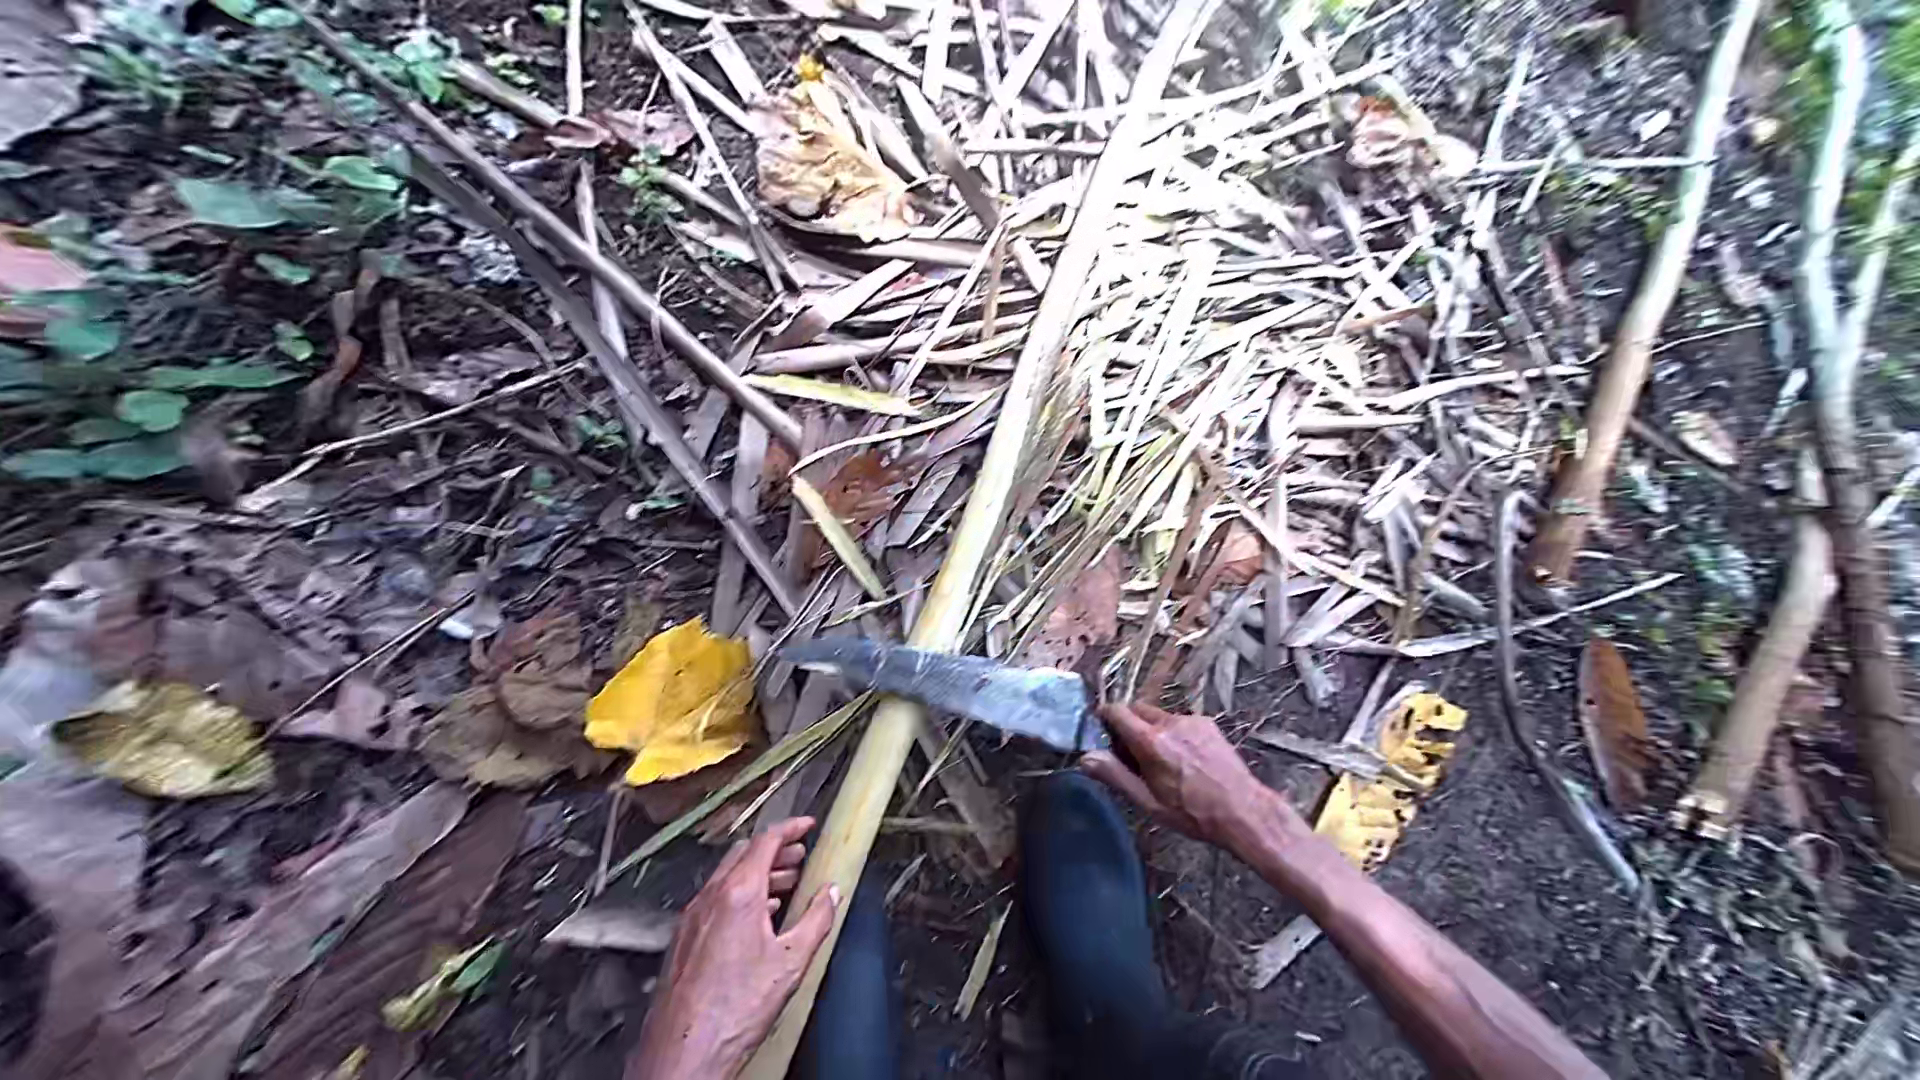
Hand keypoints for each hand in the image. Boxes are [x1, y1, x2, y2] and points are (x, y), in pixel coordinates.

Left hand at [626, 817, 839, 1079]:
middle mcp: (710, 898)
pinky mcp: (684, 939)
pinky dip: (740, 893)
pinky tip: (757, 917)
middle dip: (776, 849)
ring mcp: (692, 918)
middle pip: (745, 853)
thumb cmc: (732, 1012)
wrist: (682, 1057)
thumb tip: (831, 894)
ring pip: (728, 876)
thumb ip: (817, 919)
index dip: (790, 827)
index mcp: (738, 894)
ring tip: (785, 883)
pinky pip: (715, 899)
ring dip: (758, 871)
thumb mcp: (791, 962)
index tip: (806, 825)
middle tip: (800, 855)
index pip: (766, 840)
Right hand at [1081, 702, 1308, 856]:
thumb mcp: (1148, 802)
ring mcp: (1190, 721)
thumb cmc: (1192, 813)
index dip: (1105, 717)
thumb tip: (1085, 758)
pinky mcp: (1207, 724)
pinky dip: (1174, 733)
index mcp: (1150, 741)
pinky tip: (1185, 758)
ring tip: (1162, 760)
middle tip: (1130, 752)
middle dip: (1128, 724)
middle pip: (1137, 709)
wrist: (1244, 812)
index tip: (1102, 731)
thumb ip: (1114, 775)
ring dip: (1152, 729)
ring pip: (1158, 716)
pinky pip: (1179, 721)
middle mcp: (1169, 723)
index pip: (1116, 711)